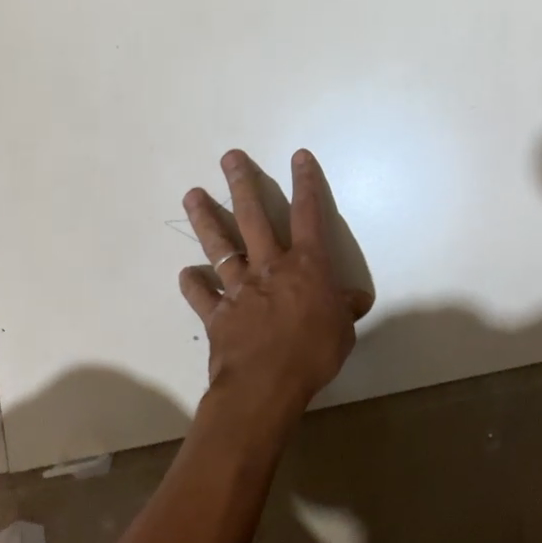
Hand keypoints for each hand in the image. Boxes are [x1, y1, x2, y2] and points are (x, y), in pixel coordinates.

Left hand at [178, 149, 373, 418]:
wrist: (265, 386)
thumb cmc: (313, 352)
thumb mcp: (343, 329)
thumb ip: (345, 308)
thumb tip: (356, 300)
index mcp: (307, 264)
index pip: (309, 213)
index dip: (306, 182)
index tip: (298, 156)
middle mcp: (271, 266)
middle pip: (254, 217)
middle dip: (242, 184)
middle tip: (229, 158)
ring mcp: (240, 288)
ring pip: (221, 246)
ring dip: (205, 219)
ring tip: (192, 194)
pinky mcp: (217, 315)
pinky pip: (203, 295)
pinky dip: (194, 284)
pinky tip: (185, 274)